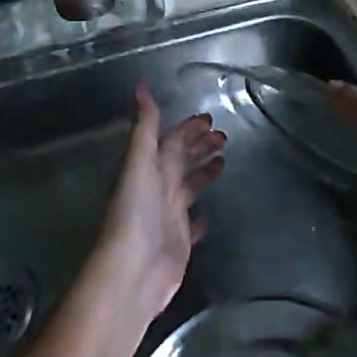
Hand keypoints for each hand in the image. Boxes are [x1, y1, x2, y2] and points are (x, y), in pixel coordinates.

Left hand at [84, 86, 226, 329]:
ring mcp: (168, 215)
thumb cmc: (136, 211)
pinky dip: (201, 215)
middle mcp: (158, 188)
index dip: (189, 128)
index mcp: (149, 167)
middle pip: (182, 160)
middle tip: (224, 136)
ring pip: (189, 186)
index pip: (172, 140)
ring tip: (224, 160)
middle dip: (200, 145)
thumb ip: (144, 125)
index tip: (209, 118)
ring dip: (204, 171)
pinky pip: (192, 223)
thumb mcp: (139, 160)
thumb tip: (140, 85)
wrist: (132, 271)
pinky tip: (210, 212)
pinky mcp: (179, 242)